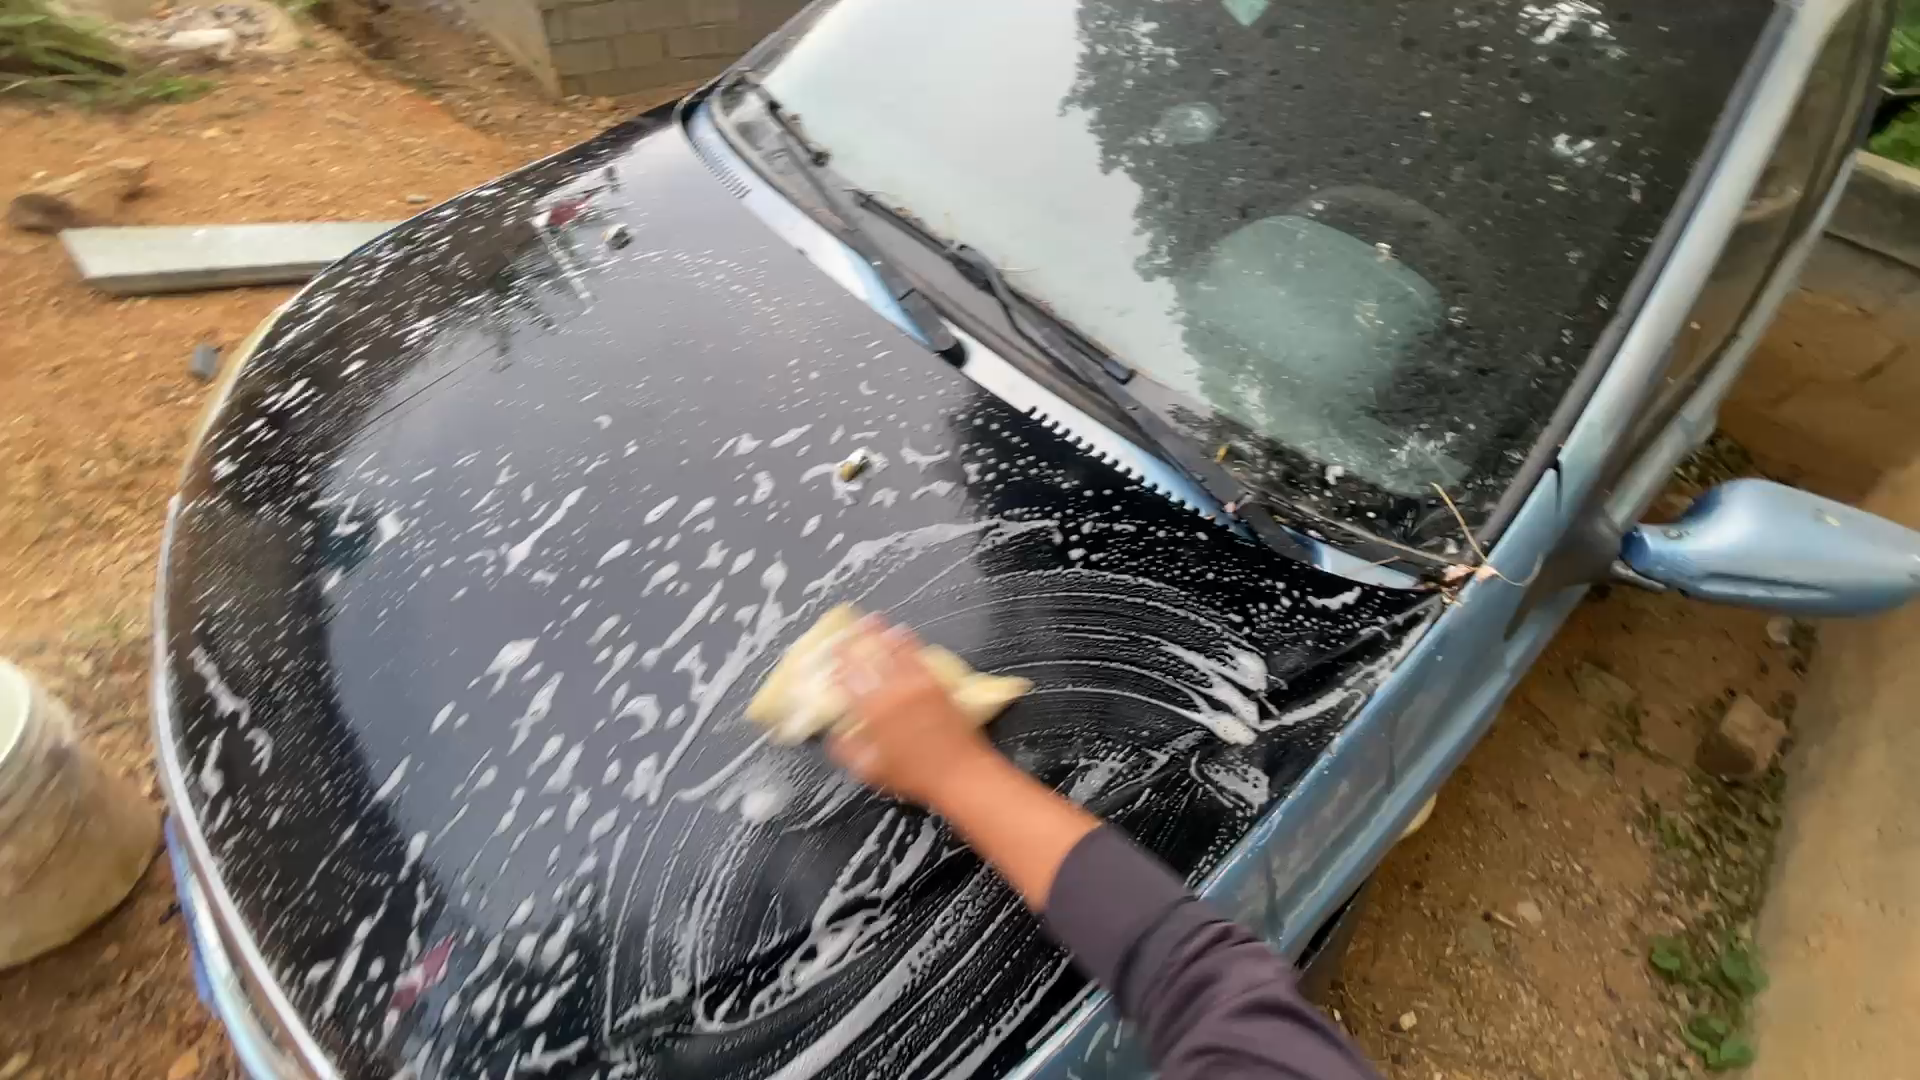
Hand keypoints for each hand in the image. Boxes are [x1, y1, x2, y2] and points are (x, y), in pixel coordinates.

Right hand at [827, 618, 1001, 807]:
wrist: (960, 773)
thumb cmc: (913, 775)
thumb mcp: (871, 769)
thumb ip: (848, 749)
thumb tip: (834, 736)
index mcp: (873, 710)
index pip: (848, 677)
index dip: (837, 663)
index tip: (831, 654)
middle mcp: (893, 690)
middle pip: (870, 656)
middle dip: (856, 640)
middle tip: (847, 628)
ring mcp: (917, 683)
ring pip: (894, 650)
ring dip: (881, 633)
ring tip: (872, 619)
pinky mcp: (936, 682)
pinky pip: (918, 654)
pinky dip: (907, 641)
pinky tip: (902, 633)